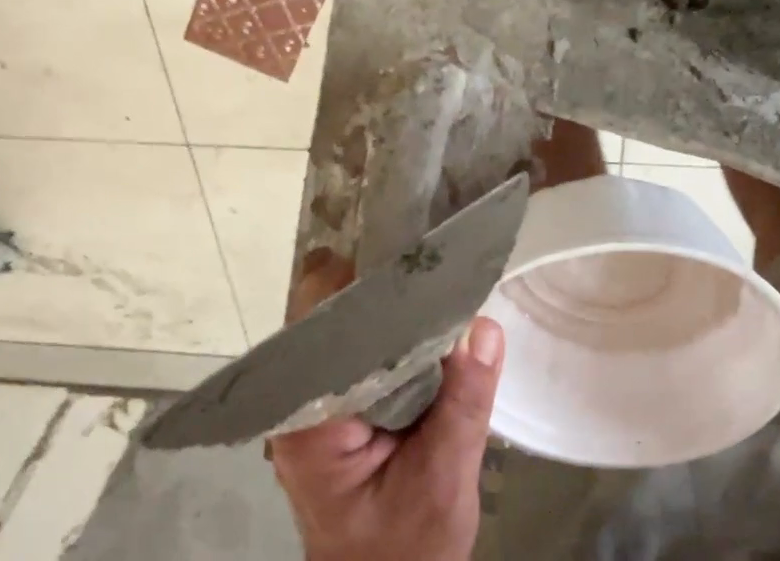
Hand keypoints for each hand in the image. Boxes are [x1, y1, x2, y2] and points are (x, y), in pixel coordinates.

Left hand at [270, 249, 505, 560]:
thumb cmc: (408, 549)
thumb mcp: (443, 480)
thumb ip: (462, 405)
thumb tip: (484, 326)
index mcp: (307, 424)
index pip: (316, 331)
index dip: (353, 286)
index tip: (396, 249)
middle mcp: (295, 410)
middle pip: (322, 326)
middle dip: (368, 289)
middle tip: (418, 251)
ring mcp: (309, 413)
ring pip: (336, 339)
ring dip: (376, 310)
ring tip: (421, 271)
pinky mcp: (331, 417)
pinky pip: (350, 360)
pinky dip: (381, 337)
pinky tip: (416, 317)